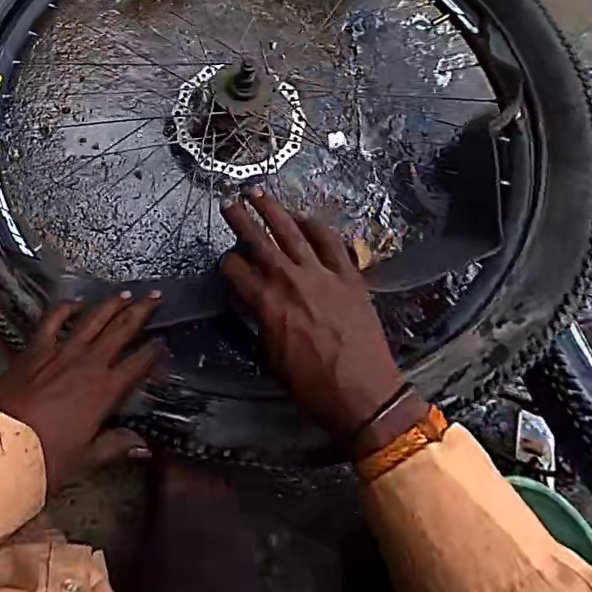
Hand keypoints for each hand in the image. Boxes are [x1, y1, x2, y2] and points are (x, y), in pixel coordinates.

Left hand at [0, 293, 163, 489]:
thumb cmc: (44, 459)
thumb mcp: (86, 459)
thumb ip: (116, 446)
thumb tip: (143, 446)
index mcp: (103, 392)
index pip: (136, 365)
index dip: (152, 352)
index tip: (162, 341)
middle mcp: (86, 365)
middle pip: (120, 330)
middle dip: (140, 312)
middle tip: (155, 297)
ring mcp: (60, 353)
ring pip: (92, 319)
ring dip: (111, 304)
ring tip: (126, 293)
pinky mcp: (35, 349)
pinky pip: (53, 320)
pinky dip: (65, 308)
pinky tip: (76, 303)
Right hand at [219, 190, 428, 454]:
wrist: (365, 397)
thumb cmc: (312, 385)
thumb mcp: (268, 358)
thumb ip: (255, 324)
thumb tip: (246, 306)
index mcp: (265, 303)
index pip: (235, 269)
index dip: (226, 263)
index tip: (226, 263)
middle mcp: (289, 281)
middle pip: (257, 240)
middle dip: (239, 218)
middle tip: (229, 202)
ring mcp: (321, 275)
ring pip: (291, 232)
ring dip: (272, 209)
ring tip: (258, 194)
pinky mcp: (348, 277)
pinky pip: (331, 242)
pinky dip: (316, 227)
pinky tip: (305, 218)